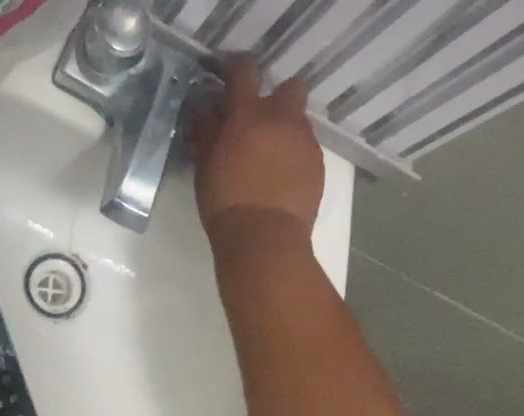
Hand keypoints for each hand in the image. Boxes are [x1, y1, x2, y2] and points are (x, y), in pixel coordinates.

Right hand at [193, 60, 323, 238]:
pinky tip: (281, 179)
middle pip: (290, 88)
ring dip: (285, 131)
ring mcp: (305, 142)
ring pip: (299, 121)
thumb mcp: (205, 166)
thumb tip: (206, 111)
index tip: (225, 75)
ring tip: (268, 158)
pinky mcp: (318, 166)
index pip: (243, 72)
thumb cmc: (225, 202)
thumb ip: (207, 132)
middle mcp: (283, 118)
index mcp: (249, 114)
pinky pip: (307, 149)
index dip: (233, 69)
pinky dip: (294, 156)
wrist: (264, 239)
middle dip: (277, 98)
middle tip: (259, 123)